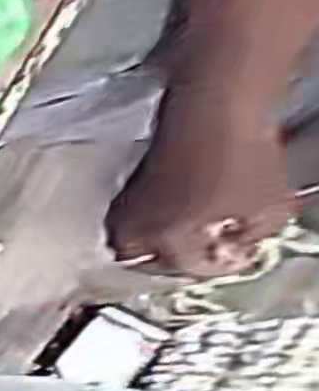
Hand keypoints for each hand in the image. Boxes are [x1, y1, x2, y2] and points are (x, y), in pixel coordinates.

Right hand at [109, 98, 294, 276]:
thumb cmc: (234, 158)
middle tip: (216, 249)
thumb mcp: (270, 207)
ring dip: (167, 242)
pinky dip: (156, 225)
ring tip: (200, 230)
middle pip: (155, 263)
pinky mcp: (120, 201)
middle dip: (185, 258)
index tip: (241, 258)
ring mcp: (120, 218)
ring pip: (139, 245)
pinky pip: (134, 226)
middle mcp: (131, 236)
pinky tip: (183, 212)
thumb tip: (240, 248)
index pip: (193, 269)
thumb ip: (254, 237)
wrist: (210, 121)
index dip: (224, 265)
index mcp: (164, 243)